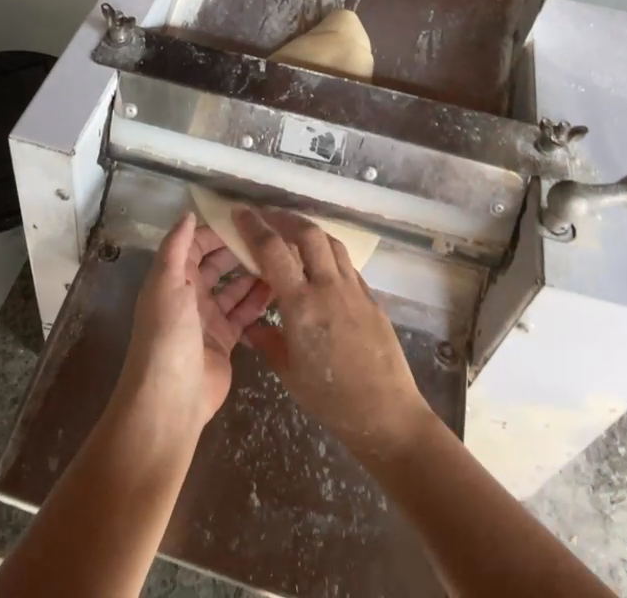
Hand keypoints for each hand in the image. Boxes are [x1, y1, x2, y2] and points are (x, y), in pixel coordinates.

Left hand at [117, 212, 274, 436]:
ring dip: (254, 274)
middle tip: (272, 236)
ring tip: (283, 258)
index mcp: (172, 279)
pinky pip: (245, 314)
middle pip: (216, 265)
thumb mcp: (166, 283)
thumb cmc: (167, 334)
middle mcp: (189, 295)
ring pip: (234, 289)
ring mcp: (208, 318)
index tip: (245, 218)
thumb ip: (176, 247)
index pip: (194, 245)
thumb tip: (188, 214)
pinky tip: (281, 288)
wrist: (172, 397)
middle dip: (239, 250)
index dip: (216, 231)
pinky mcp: (226, 340)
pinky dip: (259, 302)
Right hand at [236, 207, 436, 460]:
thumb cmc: (330, 399)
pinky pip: (347, 266)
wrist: (386, 413)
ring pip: (332, 243)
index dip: (254, 226)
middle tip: (267, 216)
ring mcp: (355, 291)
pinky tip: (321, 267)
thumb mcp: (287, 372)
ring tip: (293, 233)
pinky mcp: (372, 300)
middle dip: (285, 218)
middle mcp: (329, 288)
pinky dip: (329, 256)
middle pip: (308, 233)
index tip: (240, 212)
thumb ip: (267, 341)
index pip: (273, 250)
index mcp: (302, 305)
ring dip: (309, 231)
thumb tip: (251, 325)